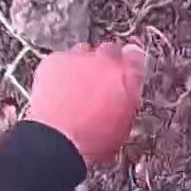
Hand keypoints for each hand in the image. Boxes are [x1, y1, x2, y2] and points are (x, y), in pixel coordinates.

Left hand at [24, 42, 145, 167]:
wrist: (61, 140)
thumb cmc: (93, 140)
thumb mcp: (123, 125)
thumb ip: (126, 101)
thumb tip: (124, 99)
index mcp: (129, 79)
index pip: (135, 57)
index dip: (130, 62)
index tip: (125, 67)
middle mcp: (106, 63)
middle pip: (109, 51)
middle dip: (104, 64)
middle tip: (97, 83)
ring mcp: (80, 59)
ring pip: (83, 53)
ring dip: (81, 67)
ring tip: (75, 90)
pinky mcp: (55, 61)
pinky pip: (59, 60)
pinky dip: (59, 72)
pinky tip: (58, 90)